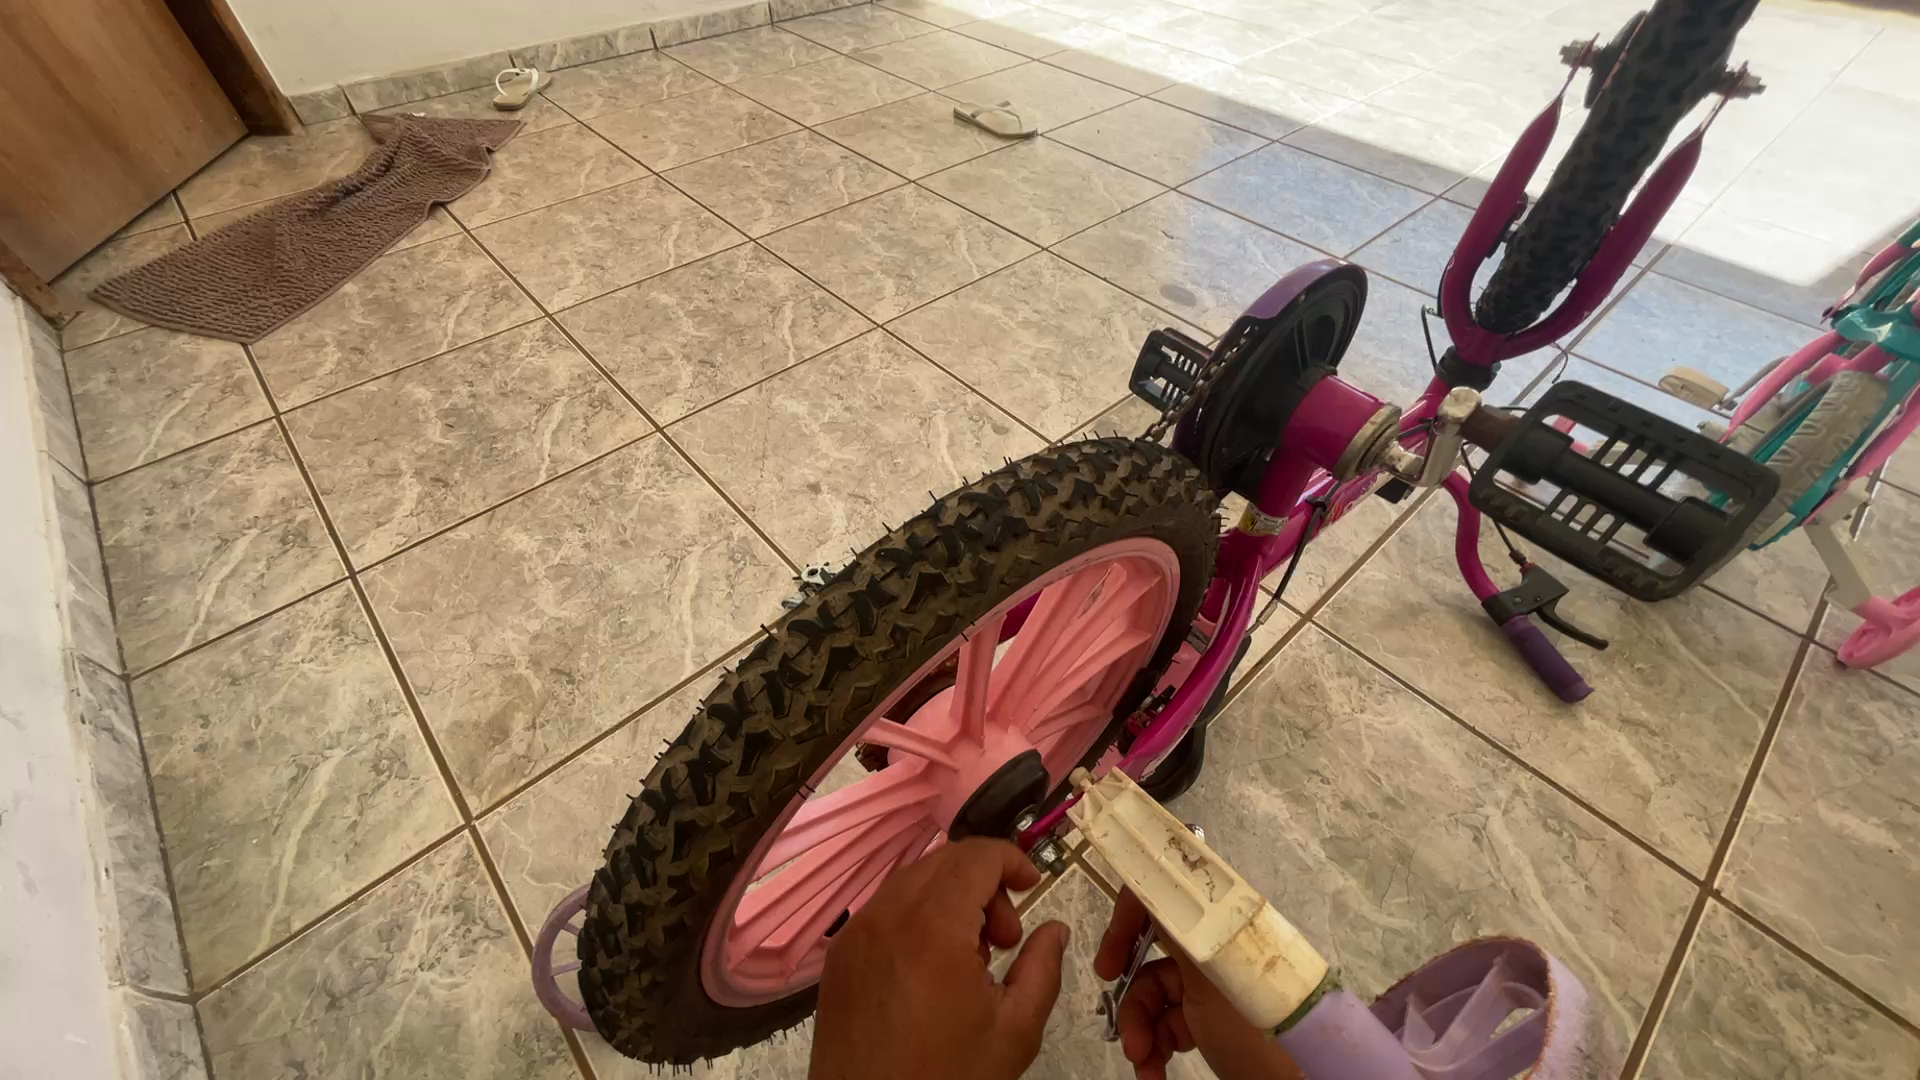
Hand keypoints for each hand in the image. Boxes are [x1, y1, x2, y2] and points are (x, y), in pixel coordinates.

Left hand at [809, 838, 1069, 1079]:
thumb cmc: (947, 1079)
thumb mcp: (1014, 1031)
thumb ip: (1042, 968)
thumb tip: (1054, 929)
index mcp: (933, 925)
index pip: (977, 856)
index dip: (1012, 859)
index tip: (1035, 885)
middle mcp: (888, 912)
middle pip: (946, 860)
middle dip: (986, 883)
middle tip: (1006, 938)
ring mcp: (857, 929)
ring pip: (915, 878)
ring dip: (952, 896)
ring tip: (970, 956)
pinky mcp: (840, 951)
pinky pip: (886, 906)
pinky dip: (918, 914)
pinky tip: (930, 966)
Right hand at [1094, 889, 1302, 1079]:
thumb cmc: (1255, 1031)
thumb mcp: (1208, 977)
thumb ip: (1172, 925)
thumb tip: (1145, 868)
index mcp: (1214, 926)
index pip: (1161, 896)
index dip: (1126, 918)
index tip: (1107, 960)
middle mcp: (1210, 949)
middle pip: (1150, 953)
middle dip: (1130, 993)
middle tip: (1120, 1031)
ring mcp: (1209, 987)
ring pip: (1154, 993)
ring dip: (1139, 1028)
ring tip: (1143, 1065)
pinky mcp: (1210, 1021)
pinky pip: (1168, 1023)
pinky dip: (1154, 1046)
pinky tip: (1152, 1072)